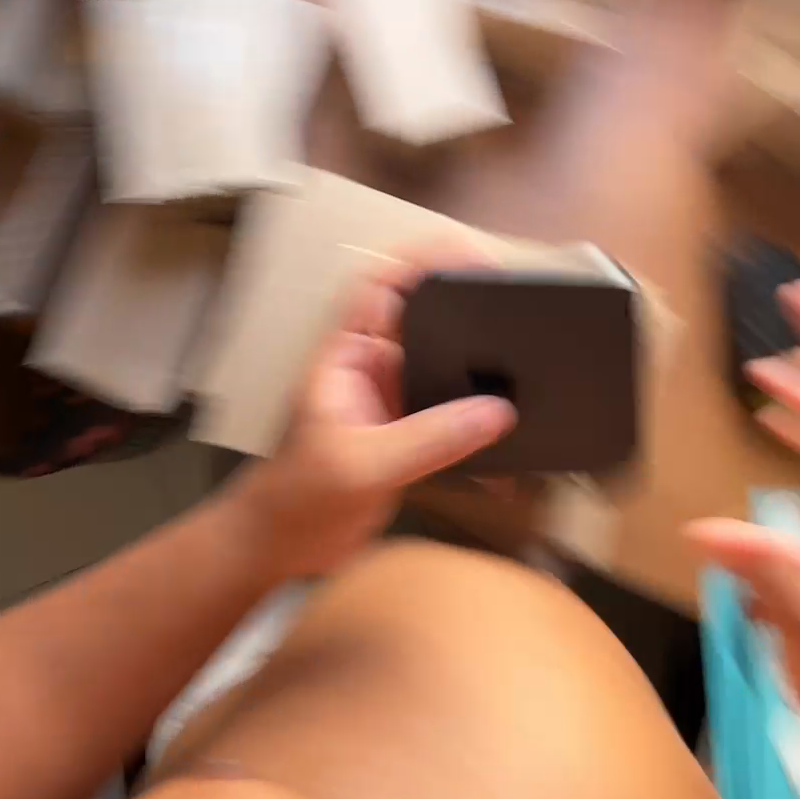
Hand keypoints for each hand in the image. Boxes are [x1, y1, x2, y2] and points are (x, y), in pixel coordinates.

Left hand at [226, 245, 517, 578]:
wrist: (280, 543)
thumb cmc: (298, 494)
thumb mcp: (364, 464)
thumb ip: (429, 439)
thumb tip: (496, 412)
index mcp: (344, 355)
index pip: (381, 285)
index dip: (422, 258)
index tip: (471, 255)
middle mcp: (367, 367)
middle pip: (417, 317)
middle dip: (461, 303)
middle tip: (513, 302)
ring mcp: (386, 400)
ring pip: (436, 363)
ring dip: (472, 361)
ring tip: (519, 358)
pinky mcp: (401, 434)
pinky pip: (445, 411)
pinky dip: (473, 415)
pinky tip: (504, 427)